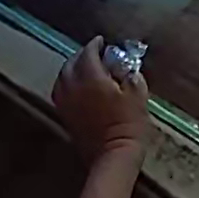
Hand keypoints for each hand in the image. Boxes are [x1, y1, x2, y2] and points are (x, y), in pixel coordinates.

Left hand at [53, 36, 150, 162]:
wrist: (114, 156)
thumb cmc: (129, 122)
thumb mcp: (138, 93)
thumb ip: (130, 75)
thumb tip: (125, 66)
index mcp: (91, 79)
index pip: (88, 55)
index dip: (94, 45)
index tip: (102, 41)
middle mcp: (73, 88)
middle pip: (70, 64)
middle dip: (81, 55)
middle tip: (95, 52)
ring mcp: (66, 104)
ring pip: (61, 78)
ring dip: (71, 68)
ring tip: (84, 67)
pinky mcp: (65, 117)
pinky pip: (60, 92)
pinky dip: (66, 83)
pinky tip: (77, 86)